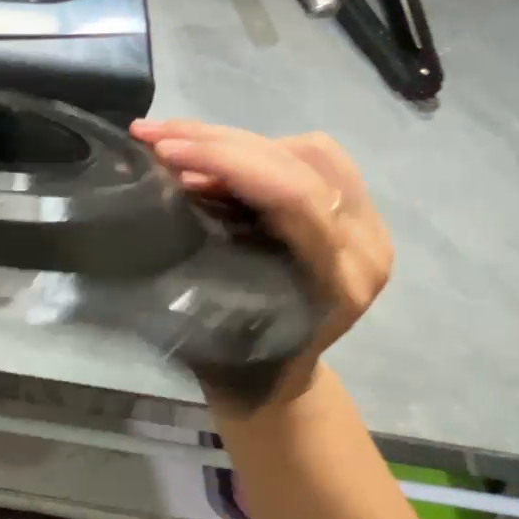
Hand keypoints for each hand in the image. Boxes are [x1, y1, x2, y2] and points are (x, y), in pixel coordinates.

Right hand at [130, 119, 392, 405]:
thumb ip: (203, 257)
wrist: (276, 381)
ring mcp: (365, 226)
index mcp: (336, 277)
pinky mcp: (350, 213)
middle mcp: (364, 245)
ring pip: (306, 149)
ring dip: (232, 140)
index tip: (163, 150)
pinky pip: (307, 159)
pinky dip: (248, 148)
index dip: (226, 161)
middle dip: (218, 140)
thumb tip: (165, 189)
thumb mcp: (214, 320)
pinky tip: (201, 154)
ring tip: (172, 142)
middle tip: (153, 136)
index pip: (293, 194)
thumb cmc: (235, 359)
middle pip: (299, 160)